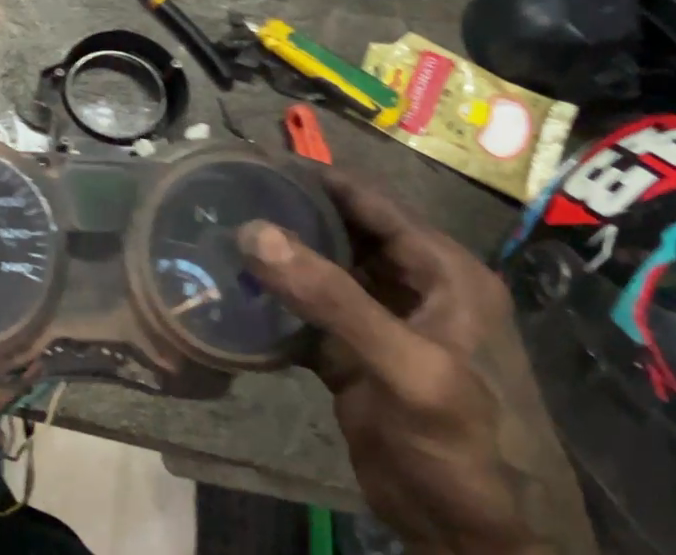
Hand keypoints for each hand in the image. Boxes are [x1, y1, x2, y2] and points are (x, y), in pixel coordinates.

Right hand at [238, 171, 595, 554]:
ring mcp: (378, 320)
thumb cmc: (457, 442)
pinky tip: (225, 288)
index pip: (371, 203)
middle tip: (217, 194)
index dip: (314, 177)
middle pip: (339, 230)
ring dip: (273, 254)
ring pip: (317, 268)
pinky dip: (268, 299)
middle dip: (285, 212)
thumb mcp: (405, 366)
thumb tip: (254, 231)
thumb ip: (333, 299)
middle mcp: (411, 286)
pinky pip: (302, 310)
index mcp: (442, 273)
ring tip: (211, 229)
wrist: (465, 529)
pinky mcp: (349, 354)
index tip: (248, 158)